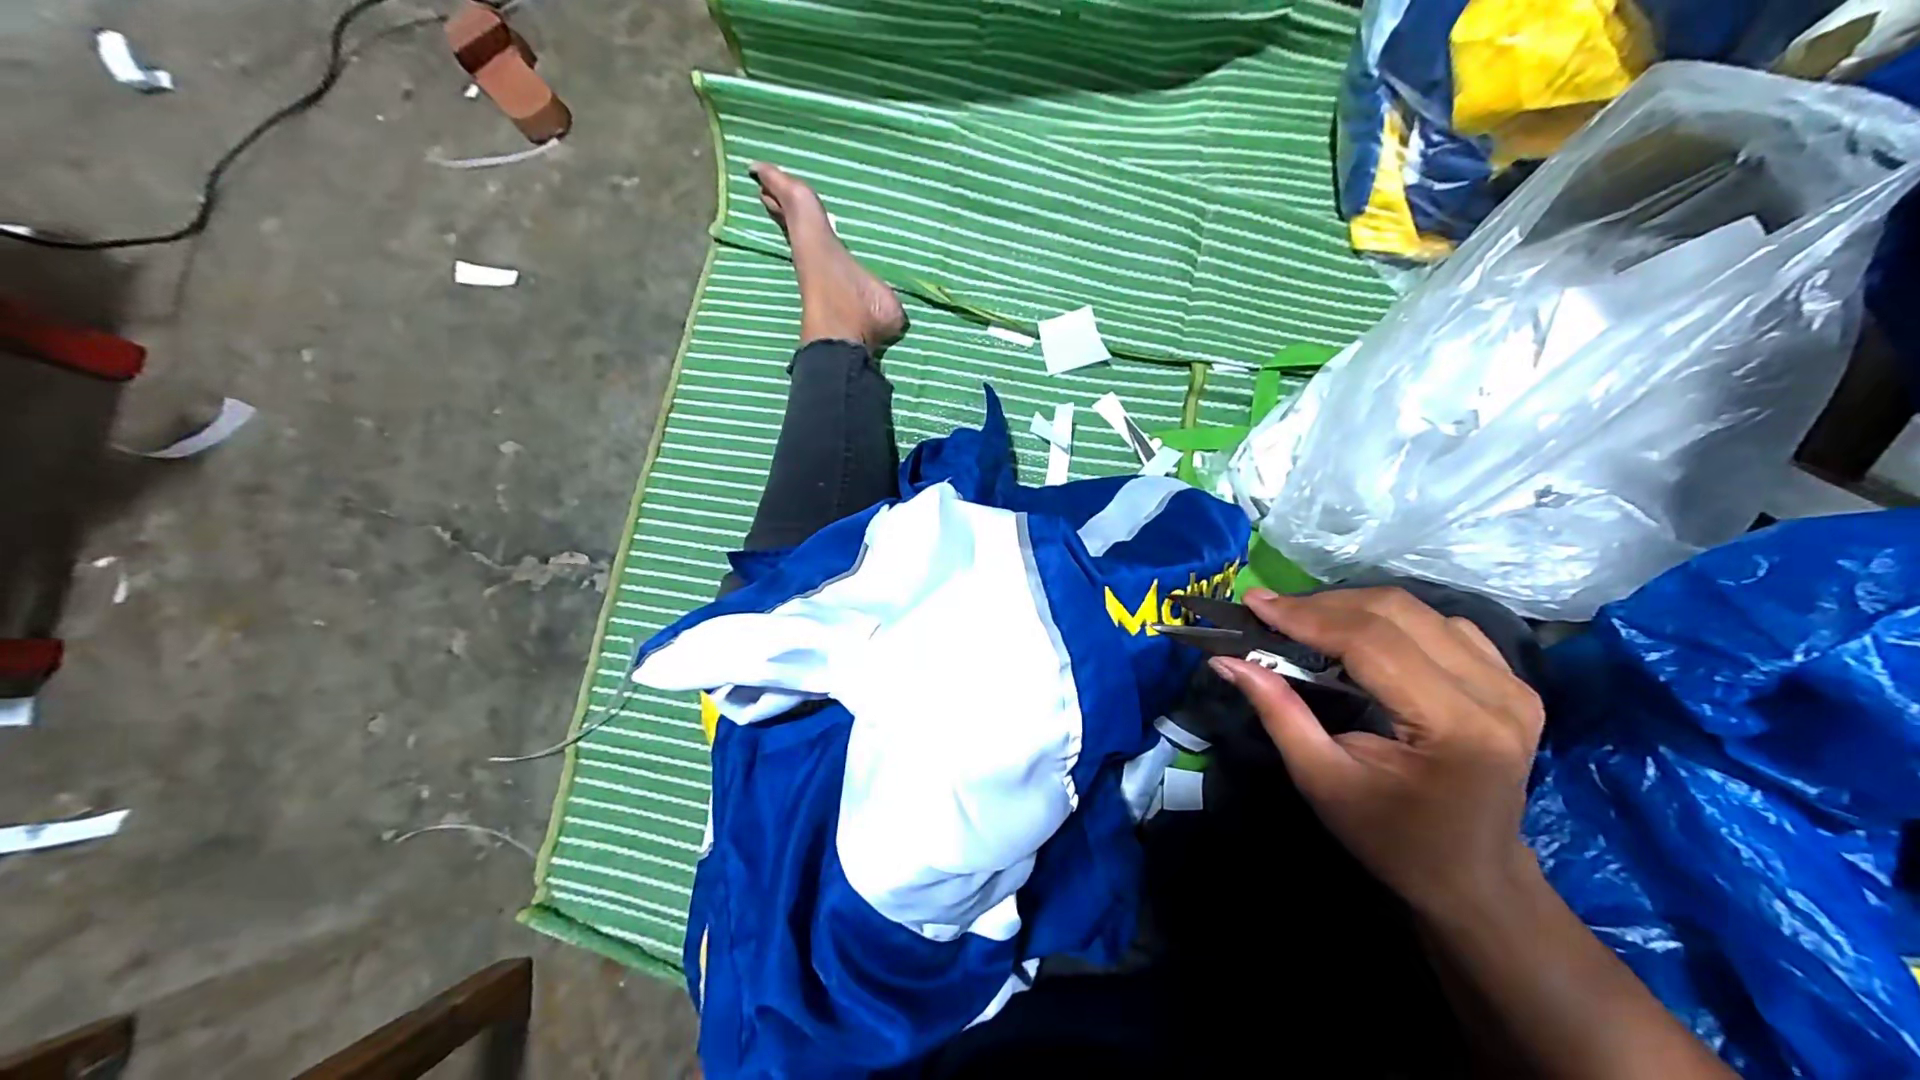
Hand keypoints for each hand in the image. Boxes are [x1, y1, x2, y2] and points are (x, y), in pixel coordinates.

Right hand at [1209, 587, 1545, 915]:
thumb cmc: (1390, 837)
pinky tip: (1359, 635)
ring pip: (1419, 611)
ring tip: (1306, 622)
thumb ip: (1277, 711)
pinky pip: (1444, 625)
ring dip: (1354, 608)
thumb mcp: (1321, 778)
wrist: (1471, 877)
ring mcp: (1513, 684)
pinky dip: (1391, 620)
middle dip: (1324, 605)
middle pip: (1398, 614)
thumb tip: (1226, 660)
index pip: (1372, 642)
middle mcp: (1496, 695)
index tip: (1254, 603)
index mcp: (1455, 726)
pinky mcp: (1513, 682)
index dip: (1307, 616)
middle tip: (1272, 612)